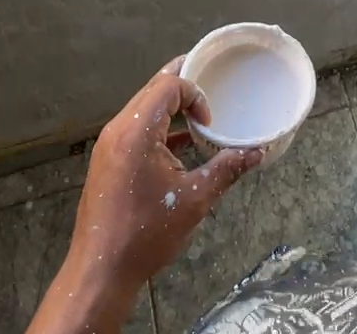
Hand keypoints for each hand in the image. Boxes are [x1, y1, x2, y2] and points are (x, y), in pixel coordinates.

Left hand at [68, 58, 262, 294]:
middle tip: (211, 89)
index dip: (194, 93)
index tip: (209, 121)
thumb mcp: (194, 200)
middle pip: (152, 89)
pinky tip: (179, 146)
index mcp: (137, 130)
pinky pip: (135, 128)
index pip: (167, 85)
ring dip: (169, 107)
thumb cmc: (147, 233)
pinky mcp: (107, 160)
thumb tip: (257, 153)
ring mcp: (109, 144)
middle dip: (182, 86)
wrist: (100, 272)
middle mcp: (118, 128)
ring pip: (142, 108)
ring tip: (198, 117)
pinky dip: (158, 127)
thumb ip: (226, 169)